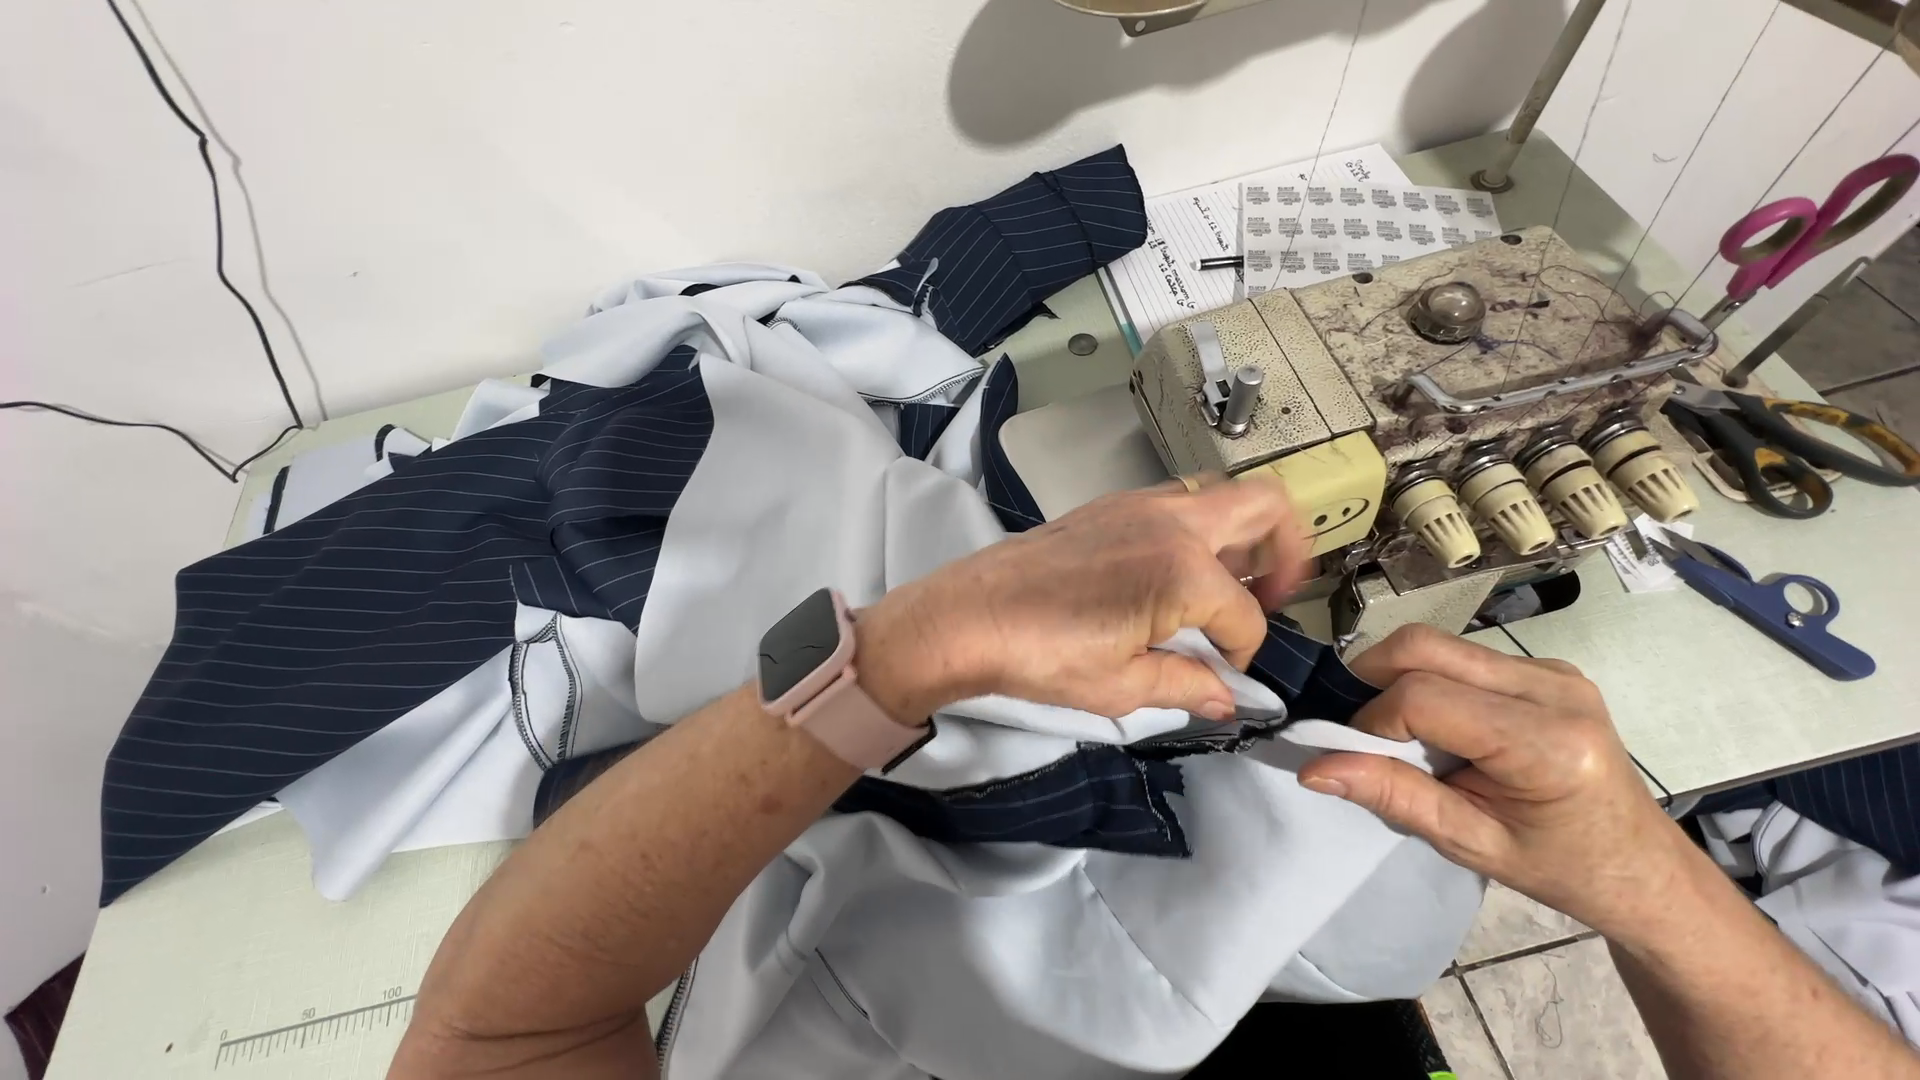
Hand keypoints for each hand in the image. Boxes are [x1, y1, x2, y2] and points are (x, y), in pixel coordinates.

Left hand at [858, 478, 1308, 723]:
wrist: (967, 617)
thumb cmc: (1041, 655)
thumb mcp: (1121, 685)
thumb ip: (1186, 683)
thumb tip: (1225, 695)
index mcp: (1183, 570)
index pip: (1245, 615)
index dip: (1243, 652)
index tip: (1223, 673)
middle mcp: (1170, 522)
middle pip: (1262, 507)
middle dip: (1284, 551)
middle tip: (1269, 595)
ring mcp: (1136, 505)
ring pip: (1217, 496)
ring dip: (1237, 536)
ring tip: (1222, 586)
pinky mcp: (1107, 505)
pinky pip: (1174, 503)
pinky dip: (1193, 530)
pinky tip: (1170, 576)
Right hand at [1295, 625, 1696, 939]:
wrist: (1645, 870)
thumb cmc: (1561, 869)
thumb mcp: (1470, 844)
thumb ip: (1393, 796)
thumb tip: (1313, 769)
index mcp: (1547, 743)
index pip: (1423, 697)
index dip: (1373, 723)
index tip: (1364, 760)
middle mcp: (1553, 689)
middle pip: (1423, 646)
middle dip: (1372, 680)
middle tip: (1365, 730)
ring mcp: (1552, 671)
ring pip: (1435, 643)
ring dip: (1398, 679)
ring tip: (1406, 735)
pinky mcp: (1544, 667)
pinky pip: (1458, 654)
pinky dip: (1426, 679)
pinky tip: (1441, 726)